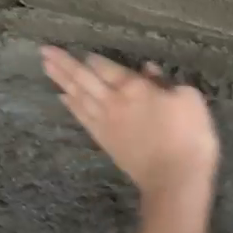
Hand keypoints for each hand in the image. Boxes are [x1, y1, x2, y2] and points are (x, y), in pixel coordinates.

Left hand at [41, 45, 219, 199]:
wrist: (175, 182)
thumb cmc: (189, 138)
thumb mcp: (189, 101)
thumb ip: (167, 83)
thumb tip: (148, 70)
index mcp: (133, 87)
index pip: (106, 67)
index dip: (92, 58)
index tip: (81, 51)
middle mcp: (113, 100)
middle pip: (83, 77)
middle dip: (63, 63)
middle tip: (43, 50)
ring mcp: (105, 121)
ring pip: (77, 95)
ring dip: (60, 79)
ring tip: (45, 66)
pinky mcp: (104, 140)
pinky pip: (82, 117)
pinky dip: (70, 105)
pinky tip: (61, 98)